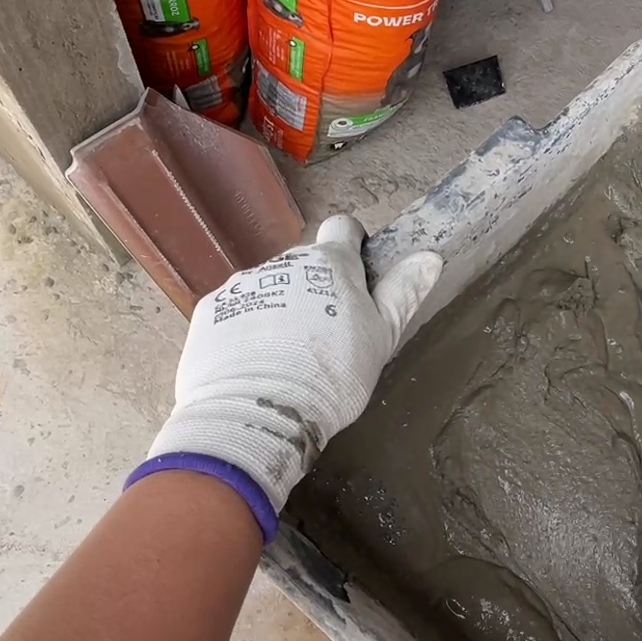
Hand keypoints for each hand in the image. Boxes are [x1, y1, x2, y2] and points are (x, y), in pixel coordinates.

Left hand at [140, 216, 442, 538]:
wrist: (258, 413)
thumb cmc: (334, 374)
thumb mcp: (382, 336)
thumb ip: (403, 293)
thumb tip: (430, 255)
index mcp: (330, 263)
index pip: (343, 228)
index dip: (352, 247)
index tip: (356, 279)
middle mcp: (284, 262)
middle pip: (305, 262)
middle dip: (315, 286)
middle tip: (324, 333)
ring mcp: (243, 284)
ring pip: (271, 286)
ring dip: (281, 306)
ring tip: (286, 354)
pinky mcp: (211, 310)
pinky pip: (236, 309)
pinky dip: (246, 327)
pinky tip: (253, 362)